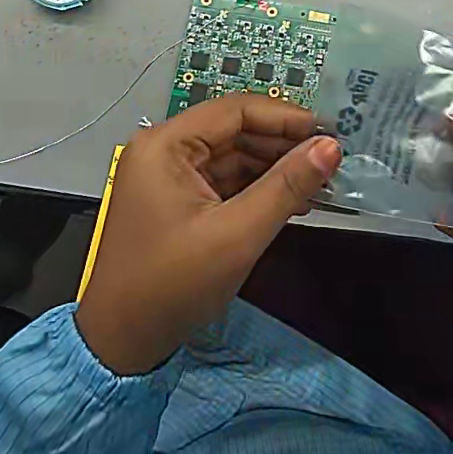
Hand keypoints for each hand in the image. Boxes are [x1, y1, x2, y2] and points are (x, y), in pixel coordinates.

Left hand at [77, 95, 341, 374]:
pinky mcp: (177, 200)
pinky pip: (224, 180)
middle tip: (330, 162)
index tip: (329, 133)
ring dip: (274, 168)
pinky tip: (292, 201)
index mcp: (165, 145)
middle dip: (283, 145)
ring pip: (233, 156)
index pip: (234, 110)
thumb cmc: (173, 286)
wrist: (122, 342)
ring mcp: (168, 175)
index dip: (285, 118)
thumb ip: (286, 186)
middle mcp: (163, 150)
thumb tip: (330, 147)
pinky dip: (257, 188)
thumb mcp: (237, 235)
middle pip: (234, 130)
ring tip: (319, 184)